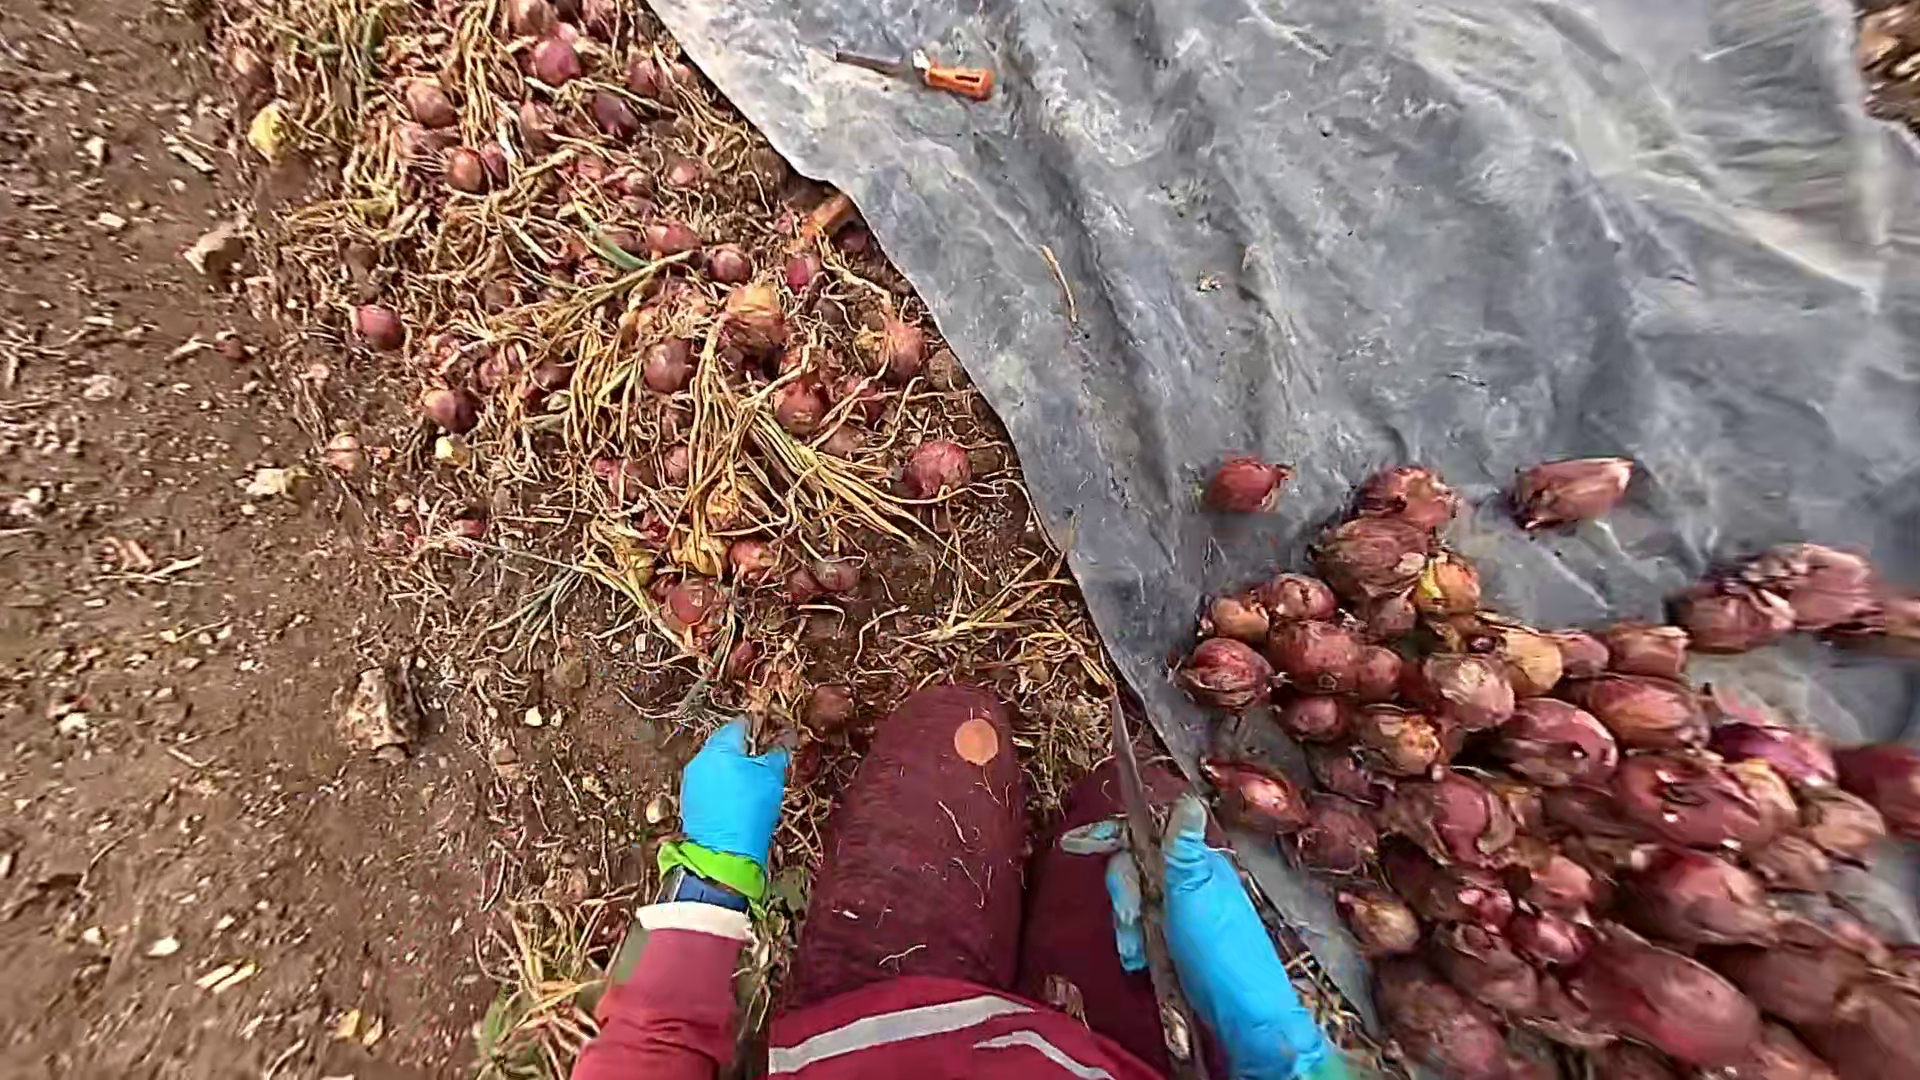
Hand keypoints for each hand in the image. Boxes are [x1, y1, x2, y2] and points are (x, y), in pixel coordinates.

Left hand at [680, 719, 788, 866]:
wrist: (725, 856)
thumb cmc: (750, 810)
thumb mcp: (772, 776)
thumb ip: (778, 750)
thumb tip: (786, 735)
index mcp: (719, 748)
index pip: (742, 722)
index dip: (763, 725)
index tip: (778, 732)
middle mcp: (701, 759)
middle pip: (728, 740)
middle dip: (749, 744)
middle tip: (770, 753)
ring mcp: (692, 780)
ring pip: (719, 760)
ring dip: (737, 762)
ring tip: (757, 774)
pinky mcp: (691, 799)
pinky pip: (711, 778)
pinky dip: (726, 778)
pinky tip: (742, 790)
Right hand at [1106, 794, 1339, 1079]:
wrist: (1247, 1021)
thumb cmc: (1222, 951)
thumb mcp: (1194, 892)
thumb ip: (1183, 845)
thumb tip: (1188, 798)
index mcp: (1192, 860)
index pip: (1141, 832)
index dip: (1106, 835)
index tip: (1073, 843)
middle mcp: (1185, 879)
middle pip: (1132, 866)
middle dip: (1122, 893)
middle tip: (1127, 919)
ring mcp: (1181, 910)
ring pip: (1134, 899)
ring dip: (1127, 924)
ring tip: (1136, 950)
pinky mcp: (1176, 939)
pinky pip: (1142, 927)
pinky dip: (1135, 941)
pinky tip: (1140, 959)